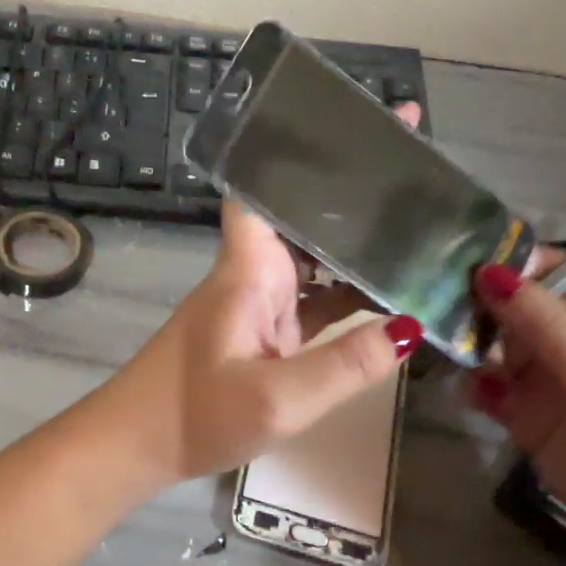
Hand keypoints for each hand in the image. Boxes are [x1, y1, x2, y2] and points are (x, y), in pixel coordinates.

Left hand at [95, 103, 426, 486]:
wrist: (139, 444)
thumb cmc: (195, 414)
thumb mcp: (277, 399)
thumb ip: (344, 364)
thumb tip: (409, 326)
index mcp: (248, 270)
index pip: (265, 189)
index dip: (300, 152)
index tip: (351, 120)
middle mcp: (254, 273)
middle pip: (303, 216)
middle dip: (354, 192)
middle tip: (419, 164)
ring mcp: (259, 302)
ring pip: (315, 258)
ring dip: (359, 242)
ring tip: (426, 220)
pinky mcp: (264, 332)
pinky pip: (314, 299)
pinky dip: (350, 293)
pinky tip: (394, 294)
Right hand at [466, 257, 565, 565]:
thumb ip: (549, 328)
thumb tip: (486, 271)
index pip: (555, 271)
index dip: (508, 265)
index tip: (452, 264)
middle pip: (518, 308)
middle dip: (477, 303)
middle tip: (426, 303)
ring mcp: (557, 387)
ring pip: (499, 349)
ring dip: (469, 345)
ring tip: (437, 345)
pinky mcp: (537, 427)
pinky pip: (495, 395)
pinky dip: (475, 389)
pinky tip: (465, 394)